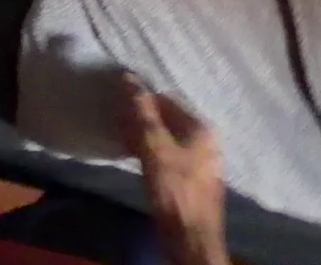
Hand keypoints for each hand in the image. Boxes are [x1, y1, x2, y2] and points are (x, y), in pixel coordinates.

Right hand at [124, 75, 229, 264]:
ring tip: (120, 138)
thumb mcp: (154, 148)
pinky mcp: (191, 180)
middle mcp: (205, 140)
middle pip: (167, 119)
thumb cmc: (175, 190)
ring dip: (143, 136)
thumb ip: (142, 112)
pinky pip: (168, 156)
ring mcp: (200, 162)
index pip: (166, 100)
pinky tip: (134, 157)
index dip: (140, 100)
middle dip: (141, 119)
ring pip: (166, 139)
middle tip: (116, 122)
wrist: (191, 243)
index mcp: (200, 127)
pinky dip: (151, 152)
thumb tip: (128, 76)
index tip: (117, 104)